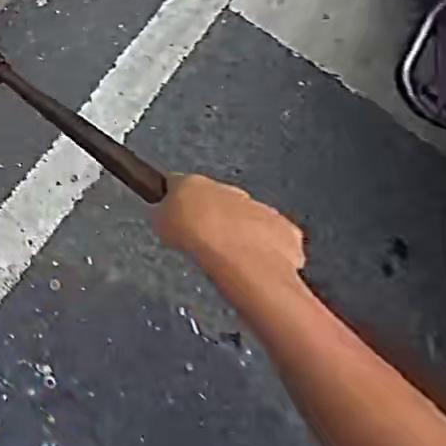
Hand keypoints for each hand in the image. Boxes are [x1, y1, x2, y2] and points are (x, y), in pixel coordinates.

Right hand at [153, 174, 304, 290]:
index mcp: (190, 182)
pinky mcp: (286, 229)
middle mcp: (226, 189)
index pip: (176, 182)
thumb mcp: (159, 224)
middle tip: (201, 232)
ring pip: (247, 214)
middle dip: (211, 211)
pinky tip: (253, 257)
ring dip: (239, 227)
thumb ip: (162, 212)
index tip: (173, 210)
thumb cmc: (198, 241)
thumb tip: (164, 214)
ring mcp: (260, 208)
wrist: (240, 263)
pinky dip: (267, 243)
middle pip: (216, 197)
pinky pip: (274, 233)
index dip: (174, 197)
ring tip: (228, 249)